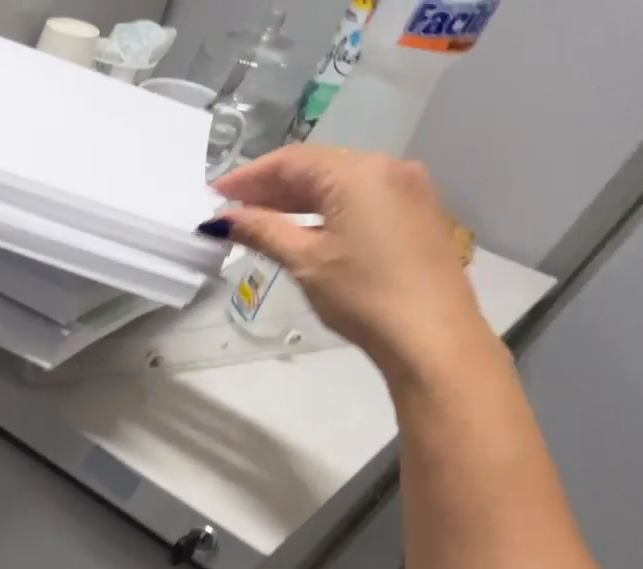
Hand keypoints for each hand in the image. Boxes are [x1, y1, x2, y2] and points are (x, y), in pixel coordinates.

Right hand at [210, 145, 488, 375]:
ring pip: (336, 184)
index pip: (291, 161)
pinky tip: (298, 229)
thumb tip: (222, 220)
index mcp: (359, 172)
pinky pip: (357, 199)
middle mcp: (387, 169)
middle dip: (269, 187)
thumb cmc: (362, 294)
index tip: (213, 196)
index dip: (247, 176)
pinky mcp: (412, 213)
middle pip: (316, 168)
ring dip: (294, 200)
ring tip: (255, 221)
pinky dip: (322, 210)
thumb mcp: (304, 261)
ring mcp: (406, 190)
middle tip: (228, 210)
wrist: (430, 333)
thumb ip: (262, 231)